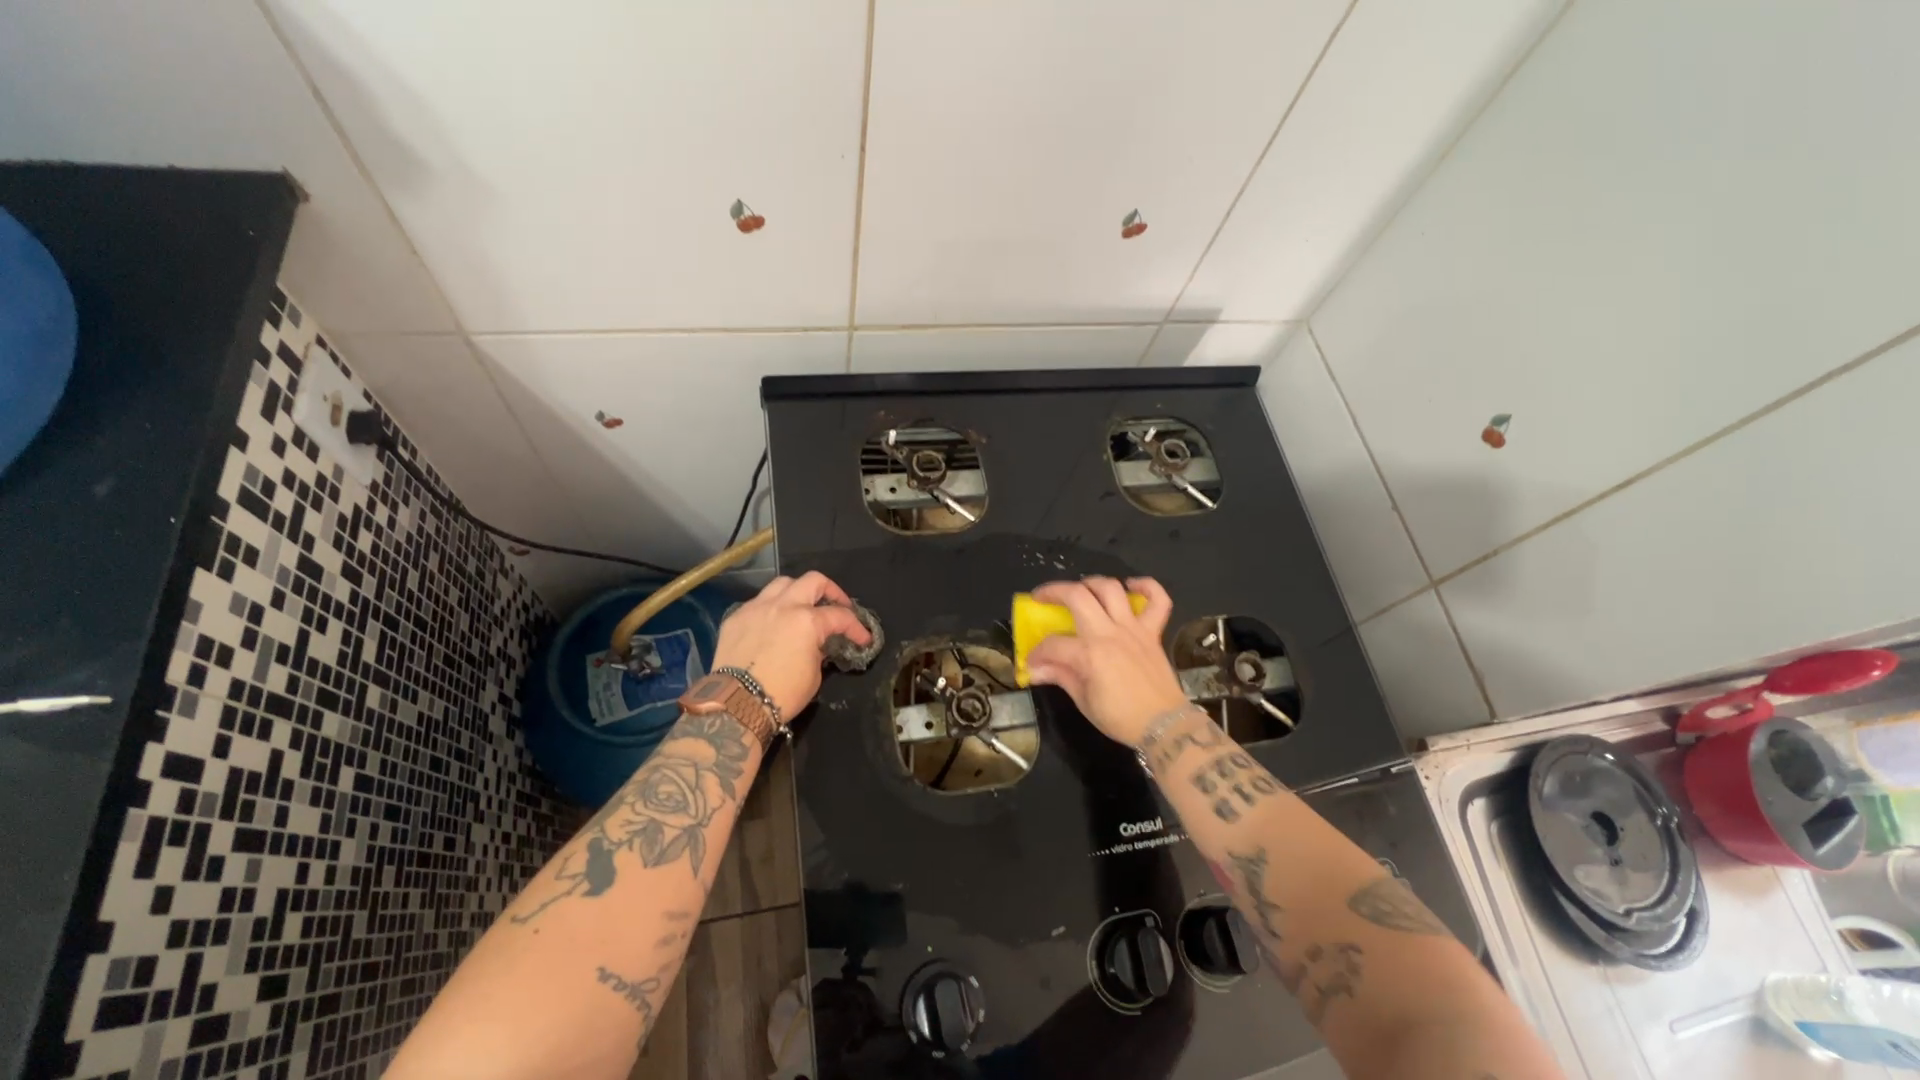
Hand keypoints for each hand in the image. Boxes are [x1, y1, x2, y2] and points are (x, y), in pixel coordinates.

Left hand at [711, 571, 871, 719]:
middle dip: (831, 591)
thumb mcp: (814, 675)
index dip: (856, 627)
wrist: (736, 704)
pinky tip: (773, 624)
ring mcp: (757, 608)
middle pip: (813, 581)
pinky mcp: (736, 617)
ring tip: (802, 607)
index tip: (863, 638)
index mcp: (807, 621)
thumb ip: (819, 650)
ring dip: (798, 591)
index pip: (840, 616)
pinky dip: (772, 608)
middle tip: (837, 606)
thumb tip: (817, 644)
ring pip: (782, 583)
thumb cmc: (783, 694)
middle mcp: (783, 606)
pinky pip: (758, 602)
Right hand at [1024, 576, 1191, 746]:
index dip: (1037, 652)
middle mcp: (1110, 633)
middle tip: (1042, 598)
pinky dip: (1147, 587)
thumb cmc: (1122, 718)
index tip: (1033, 662)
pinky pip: (1158, 600)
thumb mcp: (1084, 702)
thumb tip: (1035, 670)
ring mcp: (1133, 629)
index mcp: (1089, 654)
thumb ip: (1061, 677)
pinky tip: (1131, 586)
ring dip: (1092, 583)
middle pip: (1078, 596)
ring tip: (1081, 590)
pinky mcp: (1153, 632)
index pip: (1053, 644)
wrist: (1164, 725)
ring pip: (1111, 589)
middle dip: (1053, 592)